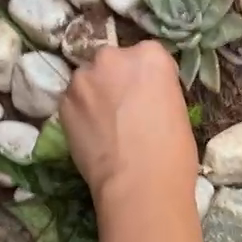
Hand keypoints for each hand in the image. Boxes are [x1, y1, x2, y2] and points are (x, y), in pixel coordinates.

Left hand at [59, 41, 197, 201]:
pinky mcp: (63, 102)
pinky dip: (83, 115)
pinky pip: (75, 102)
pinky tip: (95, 138)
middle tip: (129, 112)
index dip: (152, 79)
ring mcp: (83, 78)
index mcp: (150, 56)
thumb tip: (144, 102)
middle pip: (115, 62)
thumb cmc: (173, 154)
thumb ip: (158, 95)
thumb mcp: (178, 114)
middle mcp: (113, 57)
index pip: (150, 56)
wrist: (140, 185)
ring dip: (98, 97)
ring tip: (108, 128)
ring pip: (91, 81)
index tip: (155, 98)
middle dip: (119, 81)